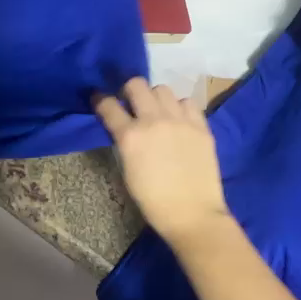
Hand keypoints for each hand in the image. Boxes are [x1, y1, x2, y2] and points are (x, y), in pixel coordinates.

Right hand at [94, 78, 231, 244]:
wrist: (193, 214)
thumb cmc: (153, 200)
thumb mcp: (128, 170)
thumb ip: (125, 142)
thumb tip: (124, 127)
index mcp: (130, 136)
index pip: (108, 105)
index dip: (100, 99)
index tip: (99, 99)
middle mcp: (153, 121)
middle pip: (136, 85)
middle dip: (129, 91)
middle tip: (131, 103)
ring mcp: (180, 121)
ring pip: (163, 89)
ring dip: (155, 98)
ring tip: (158, 112)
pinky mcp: (201, 126)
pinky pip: (187, 102)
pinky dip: (180, 107)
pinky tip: (179, 120)